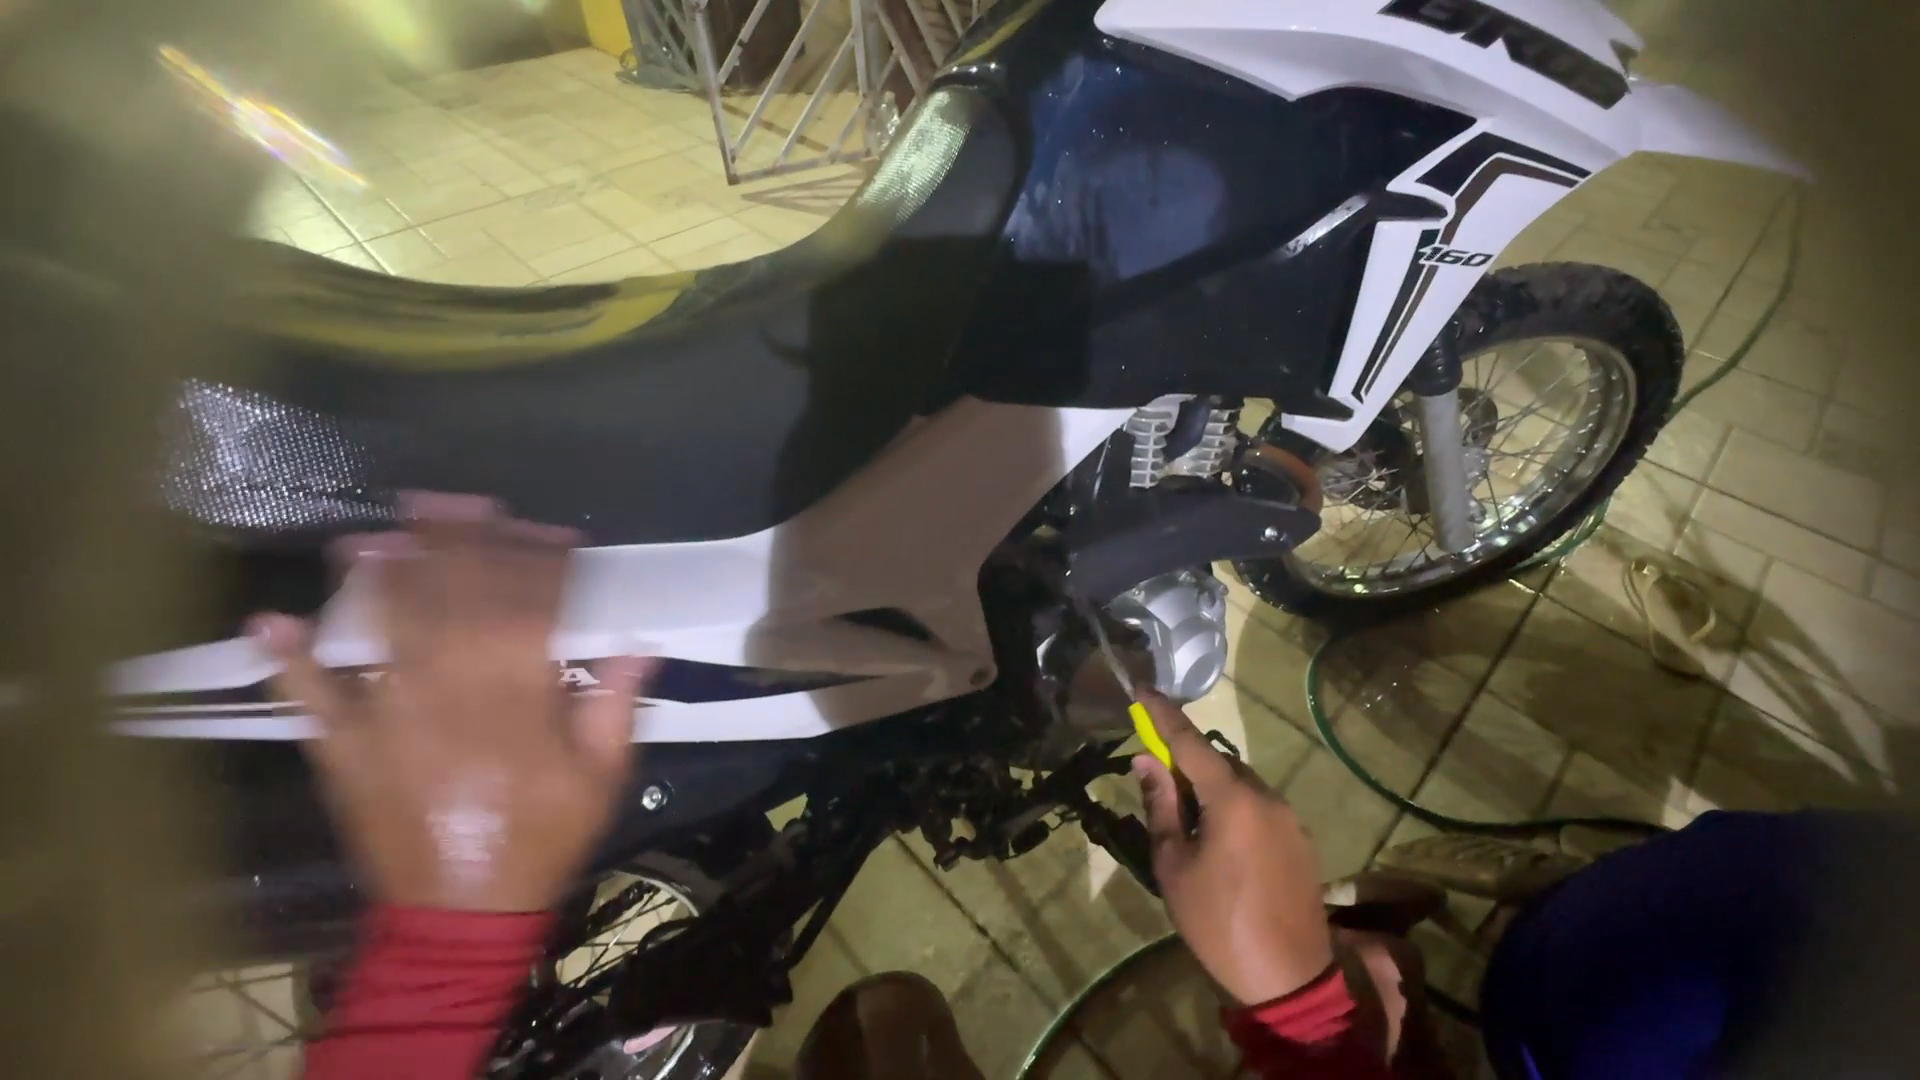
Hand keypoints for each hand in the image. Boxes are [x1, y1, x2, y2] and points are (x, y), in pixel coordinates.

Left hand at [252, 493, 649, 912]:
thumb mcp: (603, 778)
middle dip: (461, 546)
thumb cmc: (544, 836)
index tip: (556, 534)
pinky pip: (312, 703)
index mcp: (519, 703)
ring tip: (377, 534)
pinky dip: (288, 663)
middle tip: (459, 499)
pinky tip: (269, 622)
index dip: (543, 565)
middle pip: (455, 604)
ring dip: (380, 580)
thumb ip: (615, 708)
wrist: (461, 913)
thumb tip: (638, 646)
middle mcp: (451, 697)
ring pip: (385, 635)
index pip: (529, 611)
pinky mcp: (345, 752)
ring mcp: (389, 722)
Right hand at [1133, 693, 1333, 1005]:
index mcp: (1232, 799)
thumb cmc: (1216, 921)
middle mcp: (1266, 797)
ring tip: (1189, 822)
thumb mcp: (1174, 864)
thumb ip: (1161, 805)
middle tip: (1159, 778)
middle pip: (1218, 762)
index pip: (1190, 741)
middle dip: (1186, 761)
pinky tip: (1221, 841)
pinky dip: (1235, 807)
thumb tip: (1145, 760)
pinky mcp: (1301, 840)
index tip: (1143, 689)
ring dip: (1212, 787)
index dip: (1164, 713)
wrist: (1287, 979)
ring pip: (1240, 784)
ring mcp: (1289, 818)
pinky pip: (1260, 807)